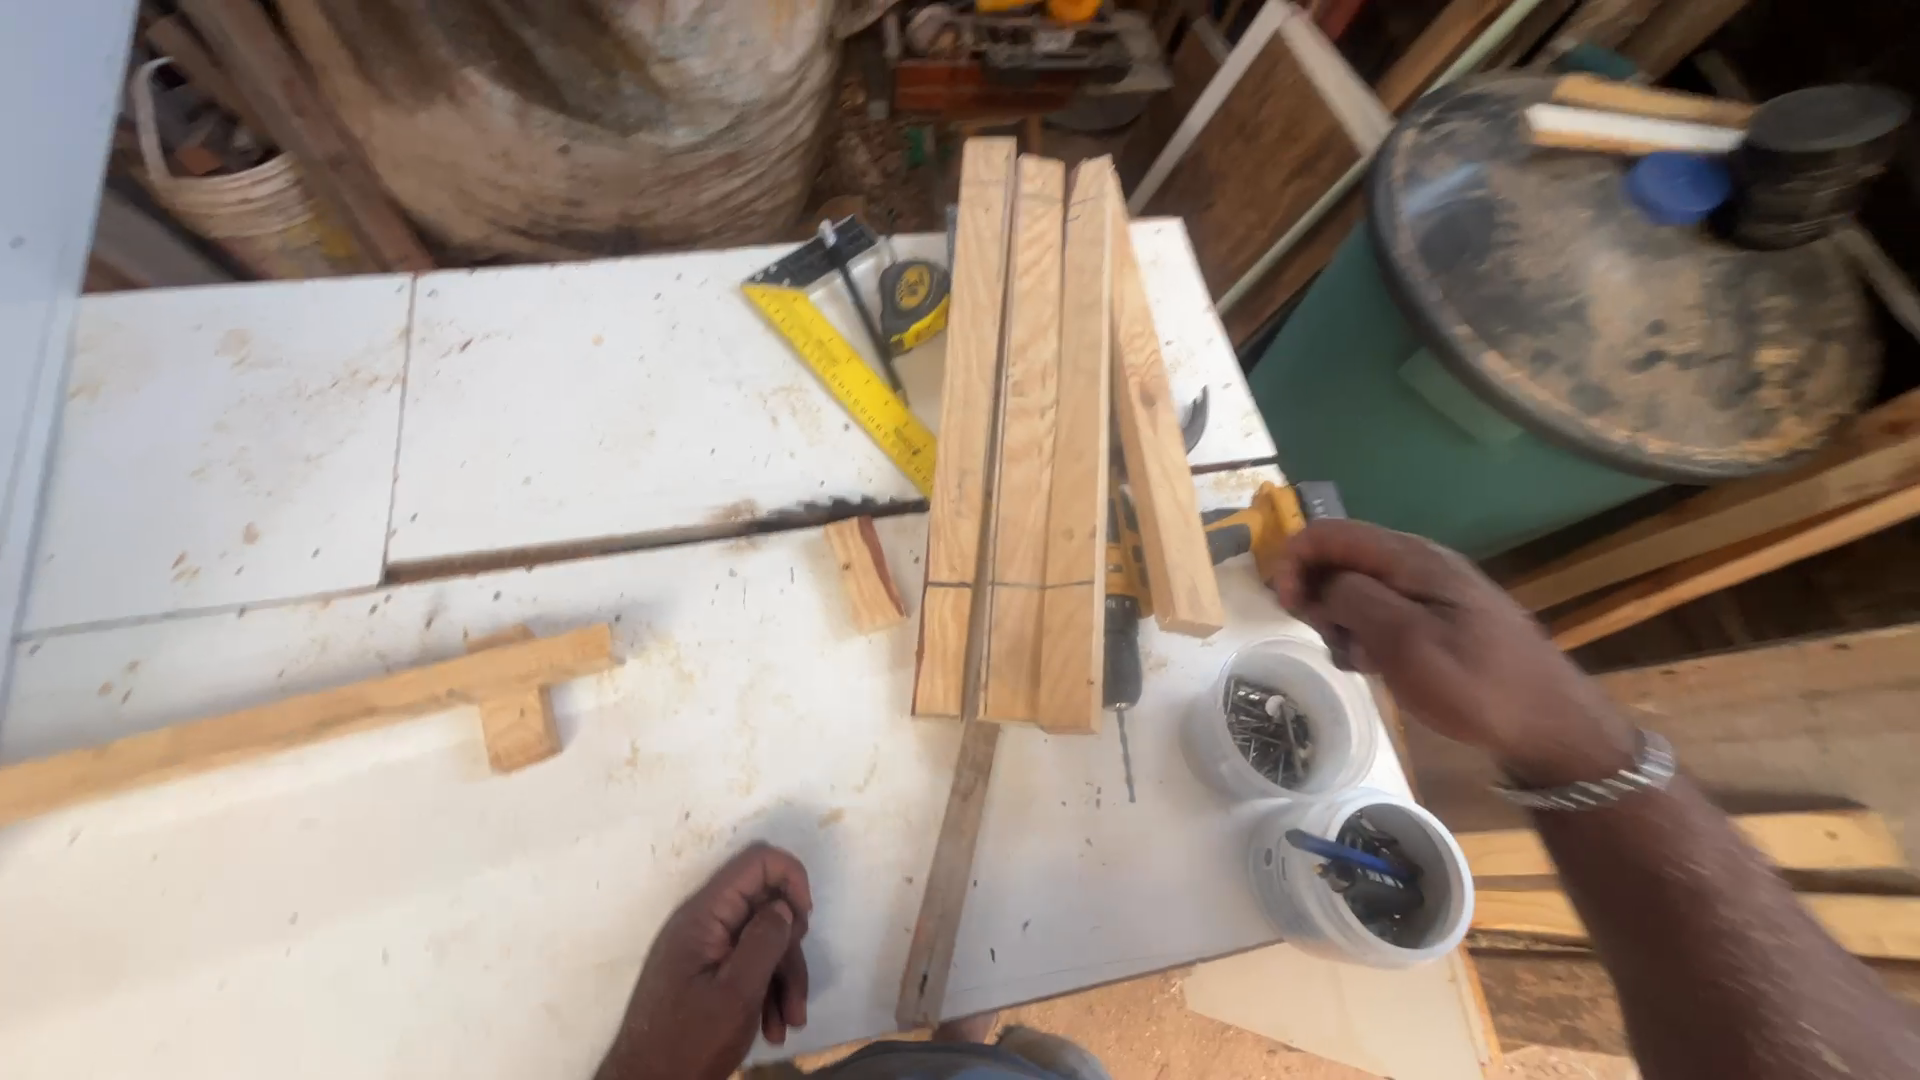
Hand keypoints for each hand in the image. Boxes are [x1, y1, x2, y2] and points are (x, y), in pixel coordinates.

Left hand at [597, 843, 812, 1079]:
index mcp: (705, 915)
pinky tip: (774, 1028)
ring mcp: (706, 949)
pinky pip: (750, 965)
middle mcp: (705, 923)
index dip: (790, 877)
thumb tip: (784, 906)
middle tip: (797, 991)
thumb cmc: (688, 1045)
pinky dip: (768, 991)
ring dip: (784, 978)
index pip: (757, 862)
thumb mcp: (737, 993)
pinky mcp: (708, 974)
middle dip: (790, 947)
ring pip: (763, 940)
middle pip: (766, 907)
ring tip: (790, 1023)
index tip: (805, 918)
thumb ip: (764, 940)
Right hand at [1264, 519, 1636, 785]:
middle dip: (1316, 592)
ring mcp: (1429, 590)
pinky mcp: (1436, 617)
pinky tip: (1376, 664)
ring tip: (1356, 658)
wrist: (1551, 728)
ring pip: (1355, 586)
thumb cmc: (1475, 684)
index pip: (1327, 532)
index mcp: (1410, 558)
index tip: (1287, 607)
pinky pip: (1379, 610)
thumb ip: (1353, 599)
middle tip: (1326, 638)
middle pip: (1339, 557)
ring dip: (1339, 618)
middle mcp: (1417, 563)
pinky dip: (1363, 632)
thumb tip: (1320, 583)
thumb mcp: (1403, 641)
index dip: (1294, 560)